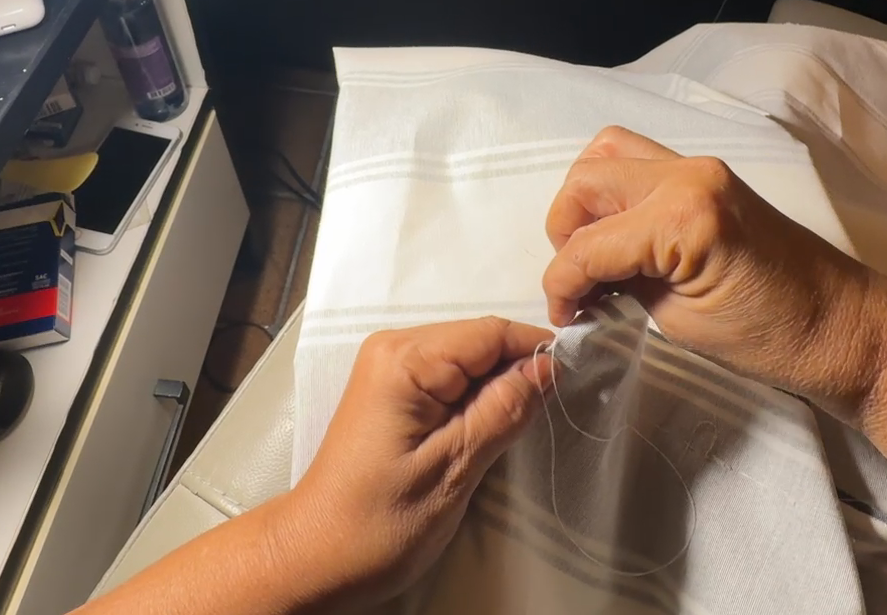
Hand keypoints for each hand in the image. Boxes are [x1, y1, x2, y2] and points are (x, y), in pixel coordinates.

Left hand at [269, 318, 554, 608]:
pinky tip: (481, 424)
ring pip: (465, 355)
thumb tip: (548, 364)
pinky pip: (447, 372)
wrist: (316, 554)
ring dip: (495, 384)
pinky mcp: (391, 384)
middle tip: (542, 413)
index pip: (488, 332)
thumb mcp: (454, 468)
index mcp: (405, 358)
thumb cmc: (381, 521)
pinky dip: (472, 394)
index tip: (570, 379)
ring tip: (512, 424)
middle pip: (477, 339)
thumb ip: (503, 409)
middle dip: (514, 369)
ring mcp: (389, 363)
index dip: (532, 349)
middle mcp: (394, 345)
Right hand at [542, 126, 886, 419]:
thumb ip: (620, 284)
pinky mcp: (704, 171)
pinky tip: (620, 229)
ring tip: (596, 249)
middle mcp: (685, 174)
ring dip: (584, 202)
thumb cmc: (771, 341)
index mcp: (683, 217)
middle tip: (579, 283)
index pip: (589, 243)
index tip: (561, 315)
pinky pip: (635, 159)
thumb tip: (579, 279)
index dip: (561, 282)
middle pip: (585, 183)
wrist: (846, 326)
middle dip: (566, 235)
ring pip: (604, 153)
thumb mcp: (678, 322)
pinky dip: (612, 189)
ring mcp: (696, 165)